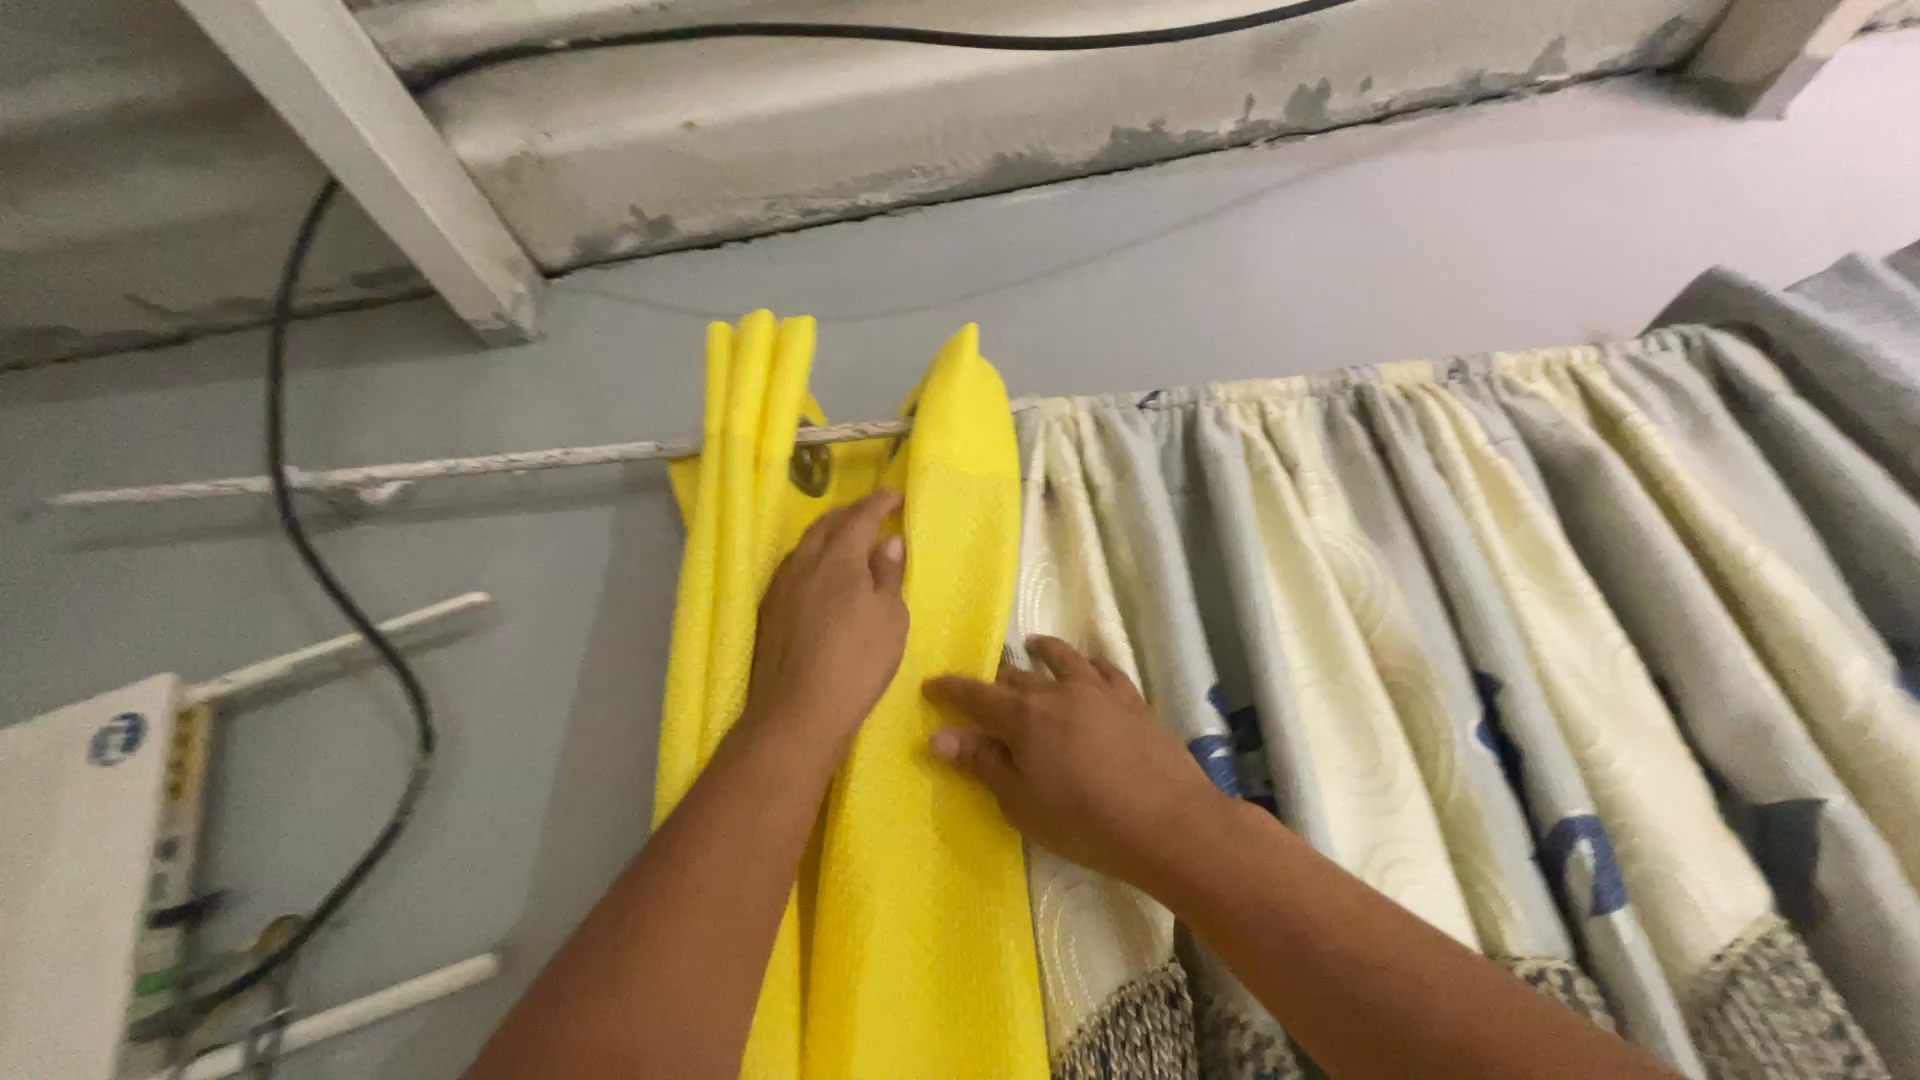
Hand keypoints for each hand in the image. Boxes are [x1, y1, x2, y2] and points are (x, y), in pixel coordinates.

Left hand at [744, 490, 909, 748]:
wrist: (797, 711)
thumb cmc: (856, 662)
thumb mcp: (889, 618)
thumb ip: (888, 575)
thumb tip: (888, 542)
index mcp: (838, 557)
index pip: (860, 516)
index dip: (880, 502)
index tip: (897, 495)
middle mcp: (803, 562)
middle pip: (826, 524)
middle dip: (851, 513)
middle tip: (873, 514)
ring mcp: (780, 586)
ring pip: (806, 546)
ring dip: (829, 536)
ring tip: (849, 541)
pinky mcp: (768, 611)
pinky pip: (794, 568)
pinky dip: (814, 560)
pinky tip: (822, 577)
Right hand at [923, 636, 1230, 890]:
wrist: (1167, 822)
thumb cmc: (1085, 821)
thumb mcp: (1021, 802)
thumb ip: (982, 763)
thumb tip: (941, 736)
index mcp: (1022, 716)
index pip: (974, 695)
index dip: (949, 690)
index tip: (930, 687)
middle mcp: (1056, 691)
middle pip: (1016, 677)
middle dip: (994, 681)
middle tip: (984, 688)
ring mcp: (1098, 690)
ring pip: (1062, 659)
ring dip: (1042, 651)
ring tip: (1033, 645)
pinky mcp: (1132, 699)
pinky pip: (1105, 668)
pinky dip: (1089, 663)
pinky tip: (1090, 666)